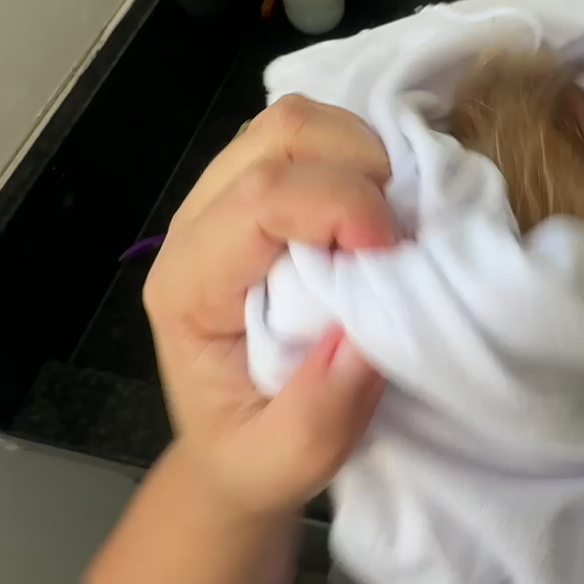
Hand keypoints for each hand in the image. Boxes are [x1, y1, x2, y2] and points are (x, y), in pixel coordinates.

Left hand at [143, 94, 396, 518]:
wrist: (229, 437)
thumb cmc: (251, 448)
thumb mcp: (282, 466)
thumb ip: (318, 417)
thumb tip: (362, 335)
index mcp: (190, 286)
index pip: (261, 199)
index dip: (341, 206)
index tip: (392, 252)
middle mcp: (195, 225)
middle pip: (279, 134)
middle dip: (358, 165)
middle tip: (393, 232)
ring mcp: (222, 194)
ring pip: (293, 117)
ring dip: (358, 151)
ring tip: (383, 216)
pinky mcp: (255, 183)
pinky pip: (308, 129)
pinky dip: (354, 148)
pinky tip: (371, 200)